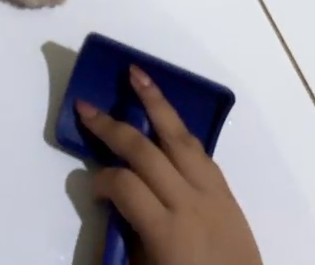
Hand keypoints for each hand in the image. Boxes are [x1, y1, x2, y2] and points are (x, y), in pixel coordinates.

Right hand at [76, 66, 262, 264]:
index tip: (92, 188)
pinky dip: (179, 128)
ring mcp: (213, 195)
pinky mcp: (228, 195)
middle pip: (145, 150)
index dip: (101, 180)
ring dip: (155, 101)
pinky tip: (165, 114)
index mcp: (167, 231)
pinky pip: (200, 151)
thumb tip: (113, 207)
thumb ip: (128, 239)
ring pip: (179, 136)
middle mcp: (190, 204)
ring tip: (135, 74)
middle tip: (86, 106)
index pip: (123, 184)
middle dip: (111, 126)